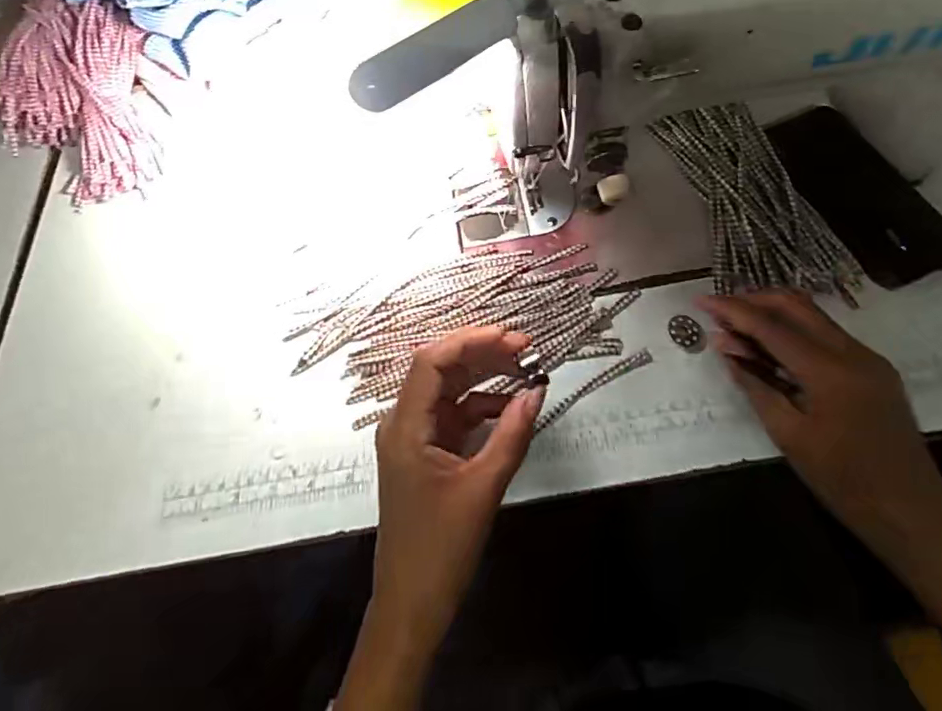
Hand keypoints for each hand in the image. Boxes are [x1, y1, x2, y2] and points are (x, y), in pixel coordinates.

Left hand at [368, 326, 545, 648]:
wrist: (411, 605)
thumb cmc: (440, 548)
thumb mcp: (483, 487)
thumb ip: (511, 434)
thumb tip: (537, 390)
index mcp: (405, 426)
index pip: (431, 361)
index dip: (470, 340)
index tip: (511, 336)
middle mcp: (404, 423)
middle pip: (440, 369)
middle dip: (483, 353)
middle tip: (526, 348)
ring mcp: (414, 438)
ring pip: (449, 390)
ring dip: (485, 377)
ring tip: (525, 370)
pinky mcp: (427, 453)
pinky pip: (455, 415)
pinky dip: (482, 406)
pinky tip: (511, 407)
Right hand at [700, 290, 941, 533]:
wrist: (911, 513)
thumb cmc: (844, 483)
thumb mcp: (789, 435)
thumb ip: (755, 384)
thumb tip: (724, 346)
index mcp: (830, 370)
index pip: (772, 326)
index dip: (733, 310)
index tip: (701, 301)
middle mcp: (852, 351)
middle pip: (795, 305)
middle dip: (753, 300)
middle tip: (719, 308)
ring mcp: (868, 357)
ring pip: (813, 316)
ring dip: (774, 312)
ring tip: (738, 323)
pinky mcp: (874, 368)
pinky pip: (827, 335)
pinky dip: (795, 330)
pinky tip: (772, 346)